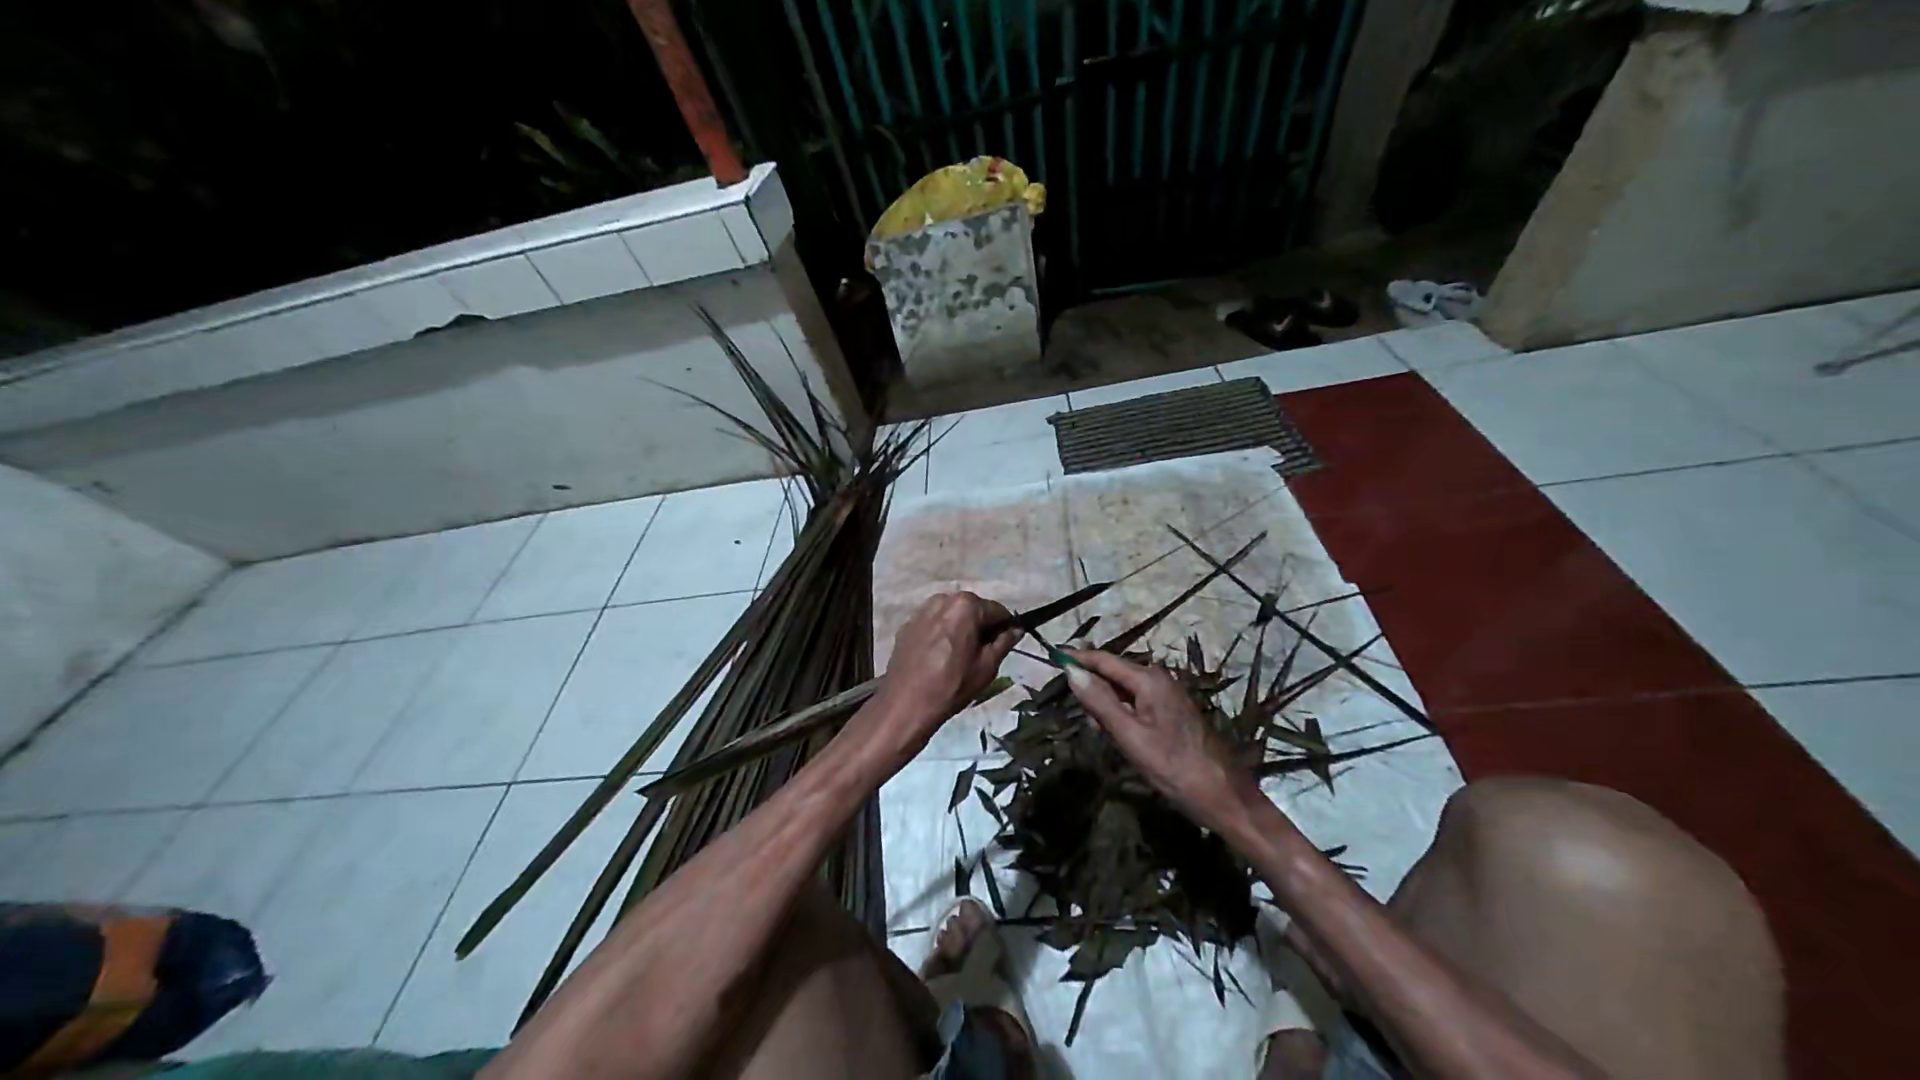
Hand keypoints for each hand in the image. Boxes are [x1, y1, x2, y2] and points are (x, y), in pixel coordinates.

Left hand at [864, 592, 1018, 763]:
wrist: (906, 703)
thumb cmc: (952, 684)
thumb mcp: (987, 666)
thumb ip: (1004, 642)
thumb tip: (1016, 629)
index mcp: (965, 605)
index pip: (997, 610)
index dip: (1005, 627)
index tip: (1005, 644)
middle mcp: (942, 599)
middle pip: (972, 609)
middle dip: (980, 626)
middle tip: (982, 653)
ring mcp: (921, 610)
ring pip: (951, 615)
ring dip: (960, 628)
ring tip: (959, 655)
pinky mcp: (907, 625)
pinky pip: (933, 623)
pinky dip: (941, 633)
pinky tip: (939, 656)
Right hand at [1064, 649, 1264, 830]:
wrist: (1221, 794)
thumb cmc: (1172, 766)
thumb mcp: (1129, 735)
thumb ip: (1099, 701)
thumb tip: (1072, 671)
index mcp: (1148, 679)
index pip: (1104, 659)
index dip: (1077, 658)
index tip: (1052, 656)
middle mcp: (1158, 679)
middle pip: (1113, 673)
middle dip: (1093, 689)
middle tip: (1084, 716)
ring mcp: (1166, 694)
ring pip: (1123, 690)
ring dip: (1106, 706)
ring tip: (1105, 734)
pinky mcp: (1170, 711)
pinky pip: (1136, 703)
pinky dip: (1121, 714)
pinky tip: (1119, 736)